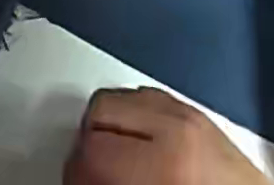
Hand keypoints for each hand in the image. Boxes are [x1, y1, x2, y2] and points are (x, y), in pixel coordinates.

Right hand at [65, 88, 270, 184]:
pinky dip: (133, 120)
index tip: (76, 182)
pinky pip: (147, 99)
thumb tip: (87, 175)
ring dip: (109, 128)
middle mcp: (177, 125)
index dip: (75, 170)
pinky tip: (139, 152)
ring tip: (113, 165)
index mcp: (167, 163)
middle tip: (90, 176)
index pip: (92, 146)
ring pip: (121, 97)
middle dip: (88, 145)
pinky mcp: (198, 113)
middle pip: (100, 109)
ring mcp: (190, 113)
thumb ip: (115, 179)